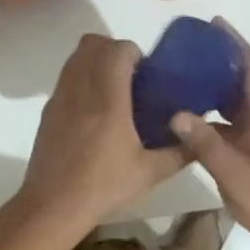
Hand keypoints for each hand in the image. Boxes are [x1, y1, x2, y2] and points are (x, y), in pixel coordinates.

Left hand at [17, 34, 188, 237]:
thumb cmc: (103, 187)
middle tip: (132, 78)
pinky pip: (66, 77)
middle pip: (93, 44)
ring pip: (75, 57)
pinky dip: (82, 79)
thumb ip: (180, 152)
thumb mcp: (150, 173)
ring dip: (96, 62)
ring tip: (114, 91)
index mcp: (108, 100)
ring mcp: (60, 98)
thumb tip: (201, 139)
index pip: (118, 50)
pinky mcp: (49, 110)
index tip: (147, 75)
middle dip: (114, 51)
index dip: (134, 53)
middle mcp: (81, 90)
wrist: (53, 205)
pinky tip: (95, 111)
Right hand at [170, 18, 249, 249]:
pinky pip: (232, 119)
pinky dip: (214, 110)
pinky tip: (190, 112)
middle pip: (246, 78)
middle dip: (223, 59)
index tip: (215, 25)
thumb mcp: (232, 171)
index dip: (236, 44)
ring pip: (238, 99)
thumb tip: (176, 113)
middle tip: (192, 47)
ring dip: (217, 84)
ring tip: (187, 72)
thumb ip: (205, 142)